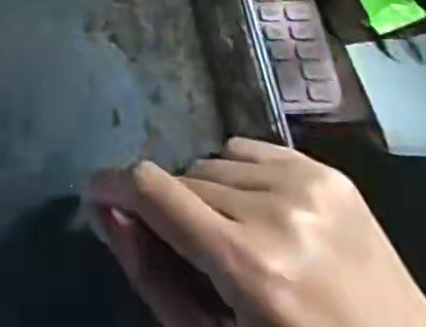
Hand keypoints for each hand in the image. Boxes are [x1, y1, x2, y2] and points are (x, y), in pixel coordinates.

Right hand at [86, 138, 425, 326]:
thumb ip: (153, 275)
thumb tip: (105, 211)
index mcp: (250, 265)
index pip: (154, 190)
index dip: (113, 186)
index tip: (95, 194)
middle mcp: (278, 210)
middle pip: (183, 178)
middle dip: (171, 210)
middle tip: (190, 253)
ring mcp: (310, 184)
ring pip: (214, 161)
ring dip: (207, 193)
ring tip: (232, 238)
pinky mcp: (330, 172)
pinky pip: (251, 149)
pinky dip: (239, 176)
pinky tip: (261, 214)